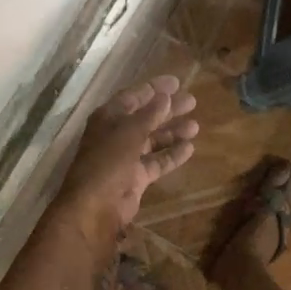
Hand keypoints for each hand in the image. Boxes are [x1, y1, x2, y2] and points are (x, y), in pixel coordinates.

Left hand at [45, 76, 197, 256]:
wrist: (95, 207)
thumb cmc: (107, 162)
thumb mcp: (129, 133)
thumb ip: (149, 115)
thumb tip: (165, 97)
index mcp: (108, 118)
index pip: (133, 97)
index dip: (154, 88)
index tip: (177, 82)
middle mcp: (116, 134)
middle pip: (145, 117)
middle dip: (168, 109)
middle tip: (192, 101)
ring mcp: (125, 157)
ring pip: (152, 140)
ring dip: (172, 132)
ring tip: (196, 125)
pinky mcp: (135, 178)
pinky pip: (156, 161)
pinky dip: (171, 155)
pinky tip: (190, 148)